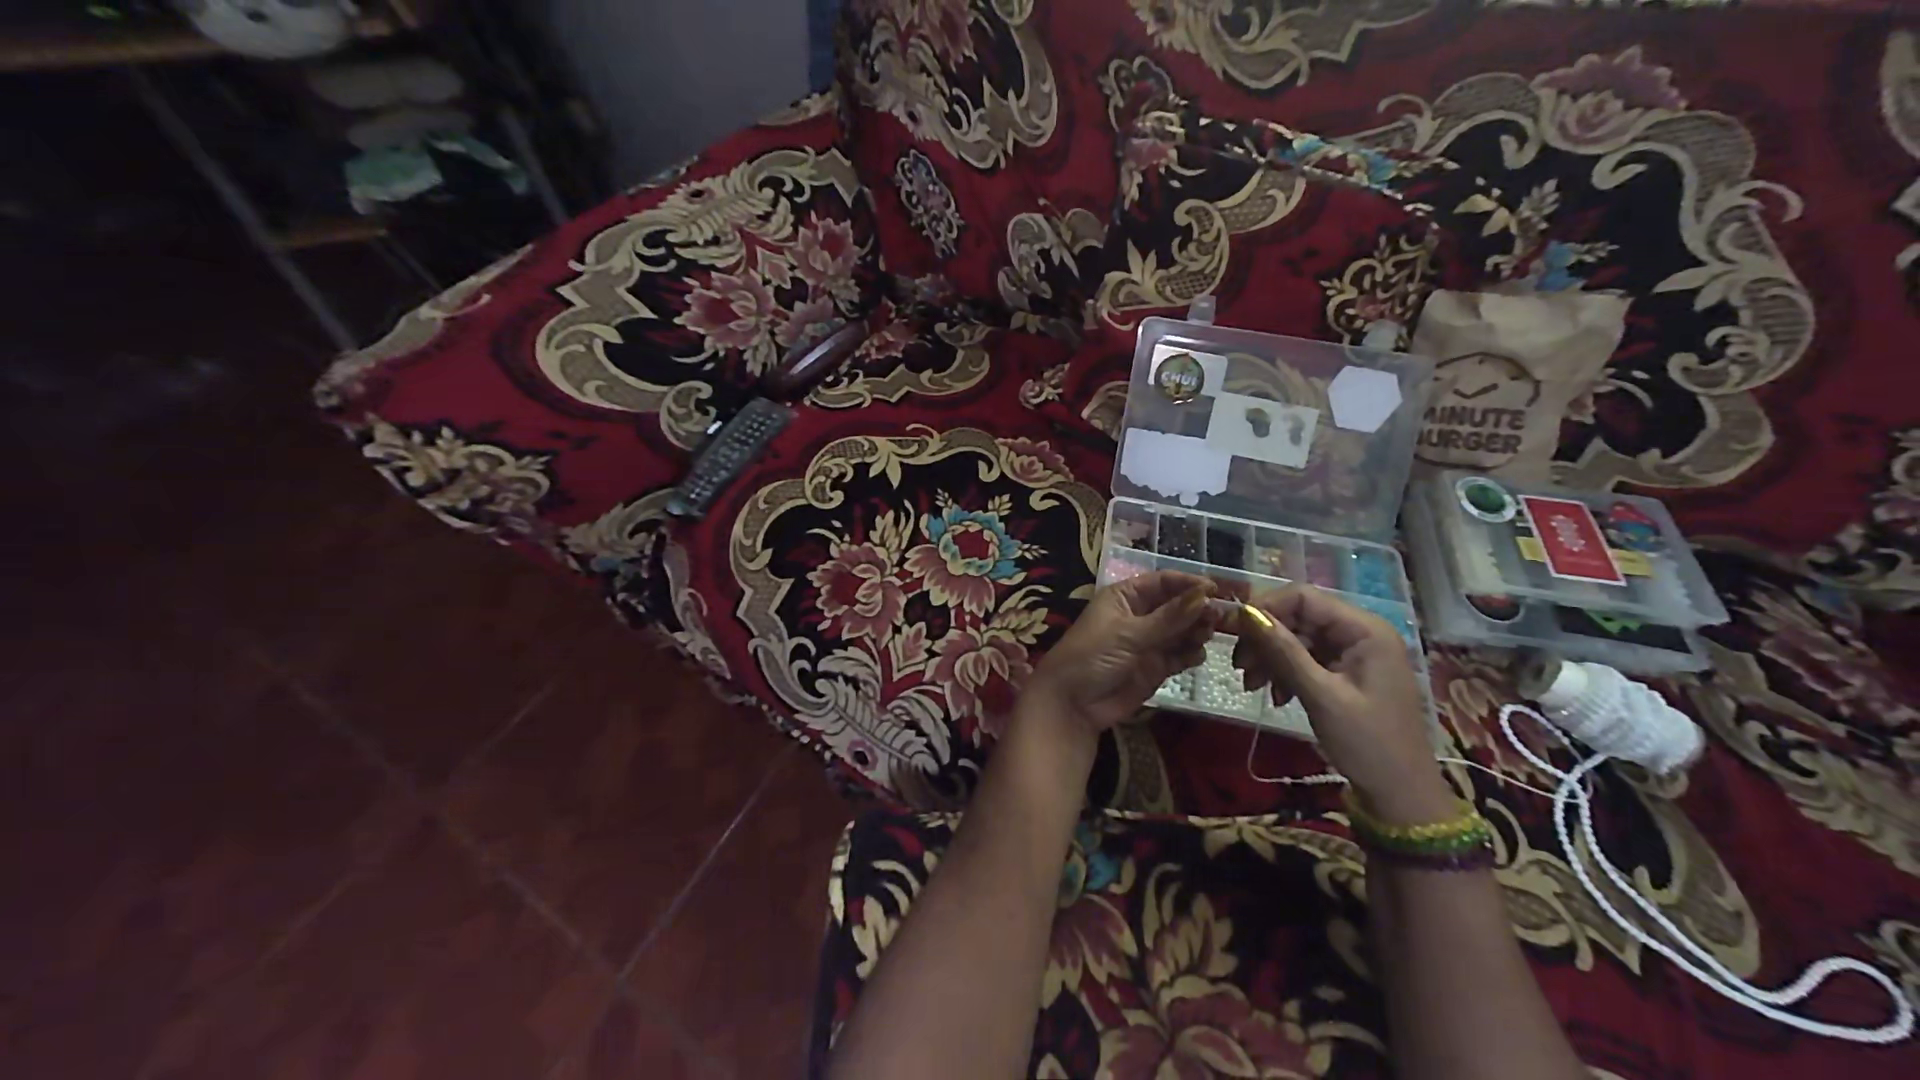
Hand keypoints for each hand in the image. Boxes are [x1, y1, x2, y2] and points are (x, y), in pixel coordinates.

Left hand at [1023, 570, 1217, 744]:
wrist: (1073, 704)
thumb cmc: (1092, 656)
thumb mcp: (1129, 633)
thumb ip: (1169, 618)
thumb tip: (1204, 595)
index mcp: (1125, 597)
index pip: (1163, 582)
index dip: (1189, 584)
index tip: (1215, 590)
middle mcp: (1140, 615)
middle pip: (1178, 606)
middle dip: (1198, 609)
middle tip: (1220, 616)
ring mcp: (1149, 642)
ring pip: (1183, 630)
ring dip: (1197, 631)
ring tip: (1207, 635)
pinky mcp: (1156, 667)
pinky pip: (1181, 655)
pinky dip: (1191, 654)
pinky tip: (1196, 655)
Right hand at [1230, 585, 1452, 823]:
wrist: (1401, 795)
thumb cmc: (1367, 743)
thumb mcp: (1321, 696)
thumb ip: (1284, 651)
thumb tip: (1246, 614)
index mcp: (1365, 630)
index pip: (1304, 597)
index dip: (1267, 608)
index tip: (1236, 633)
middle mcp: (1361, 633)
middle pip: (1299, 617)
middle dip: (1266, 639)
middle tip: (1240, 667)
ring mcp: (1355, 654)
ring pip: (1299, 639)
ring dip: (1271, 659)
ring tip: (1252, 686)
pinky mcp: (1347, 674)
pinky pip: (1307, 660)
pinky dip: (1285, 674)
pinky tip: (1274, 696)